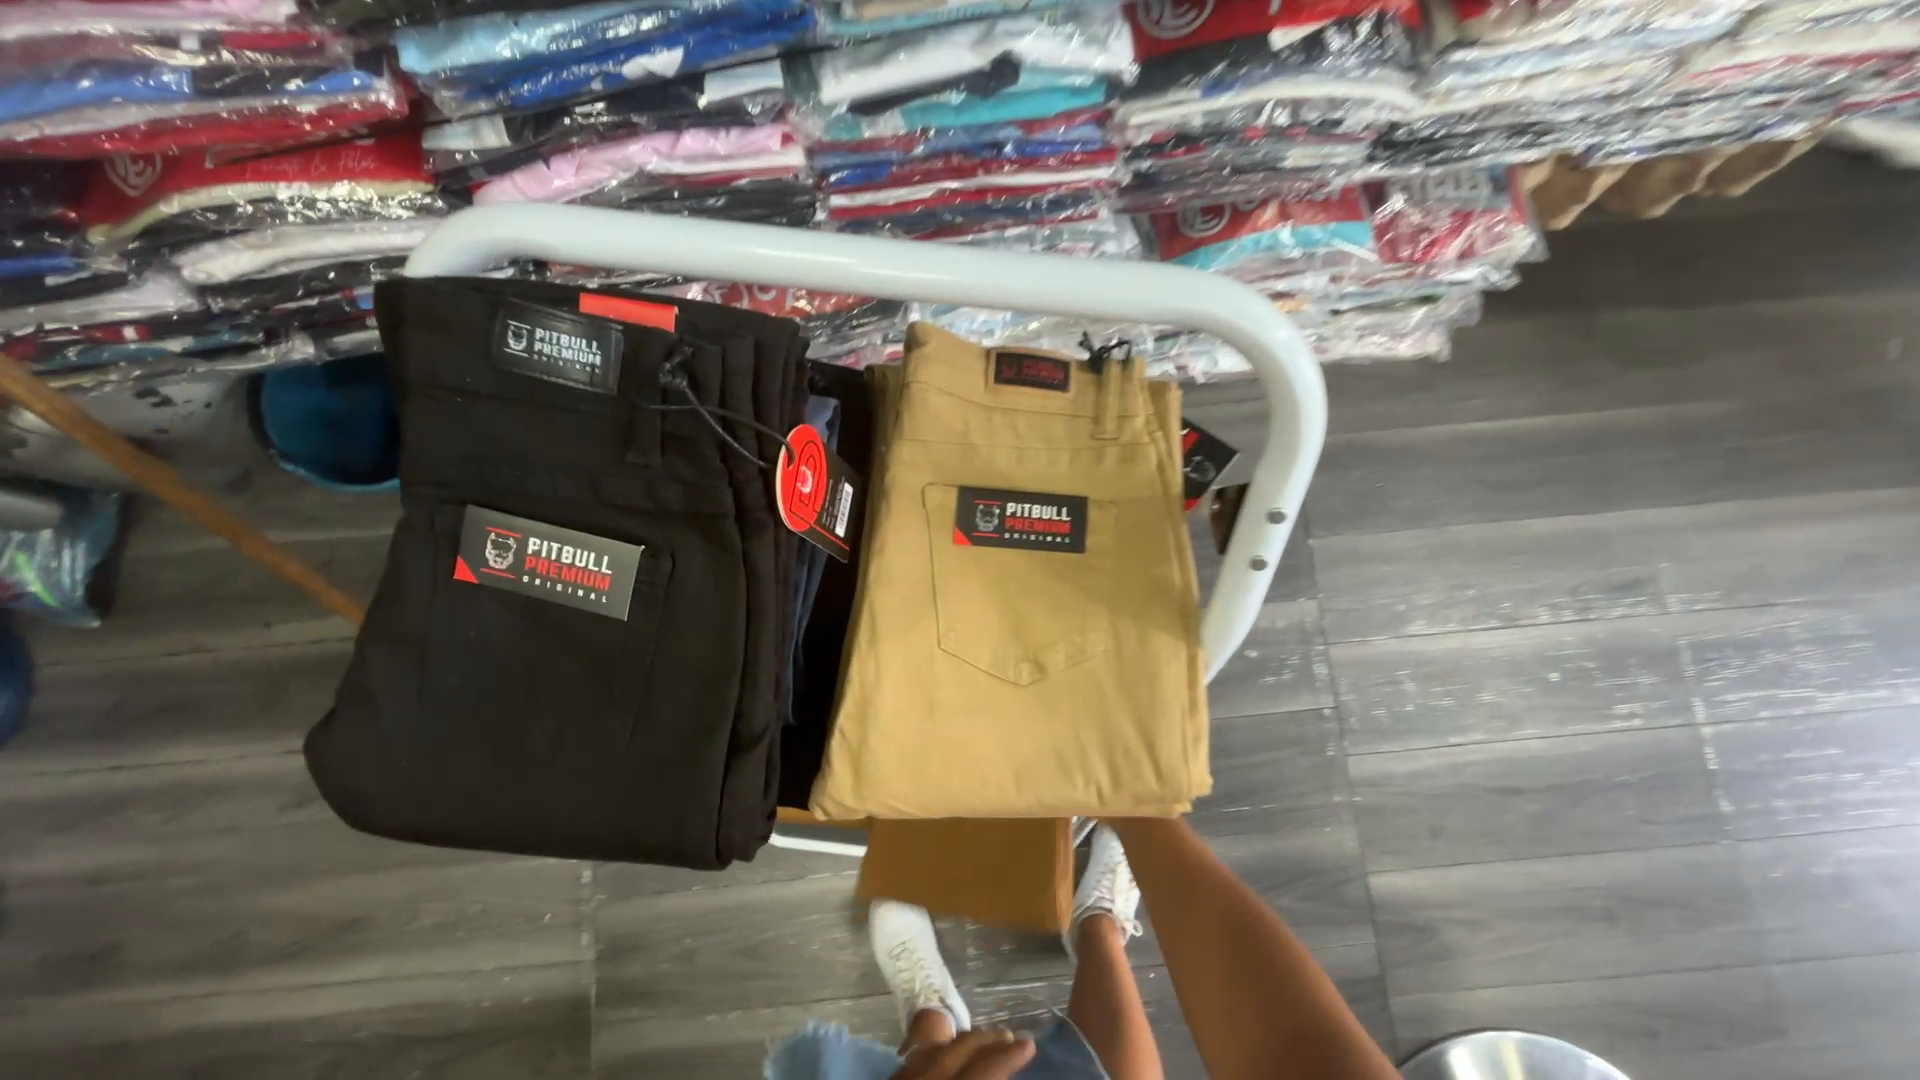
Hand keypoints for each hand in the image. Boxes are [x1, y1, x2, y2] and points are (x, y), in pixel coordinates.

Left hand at [889, 1029, 1035, 1078]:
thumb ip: (984, 1077)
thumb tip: (1002, 1068)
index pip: (986, 1067)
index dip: (1009, 1055)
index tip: (1029, 1044)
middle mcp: (928, 1077)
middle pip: (961, 1047)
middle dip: (988, 1038)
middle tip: (1011, 1035)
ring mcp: (904, 1075)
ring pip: (937, 1044)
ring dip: (964, 1040)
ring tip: (983, 1039)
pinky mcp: (891, 1078)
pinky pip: (916, 1055)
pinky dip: (937, 1048)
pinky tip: (945, 1050)